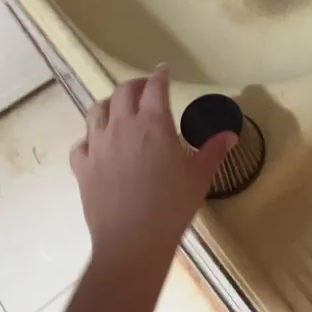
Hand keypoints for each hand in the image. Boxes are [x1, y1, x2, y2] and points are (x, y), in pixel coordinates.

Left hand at [71, 65, 235, 268]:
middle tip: (145, 89)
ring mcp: (98, 145)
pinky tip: (97, 145)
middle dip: (135, 85)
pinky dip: (89, 138)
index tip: (164, 71)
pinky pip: (80, 143)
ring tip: (118, 110)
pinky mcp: (82, 166)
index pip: (155, 87)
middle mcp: (122, 126)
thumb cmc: (172, 205)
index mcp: (153, 123)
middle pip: (122, 92)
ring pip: (96, 111)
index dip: (160, 76)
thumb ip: (213, 150)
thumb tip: (230, 134)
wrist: (132, 240)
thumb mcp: (200, 176)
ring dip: (109, 104)